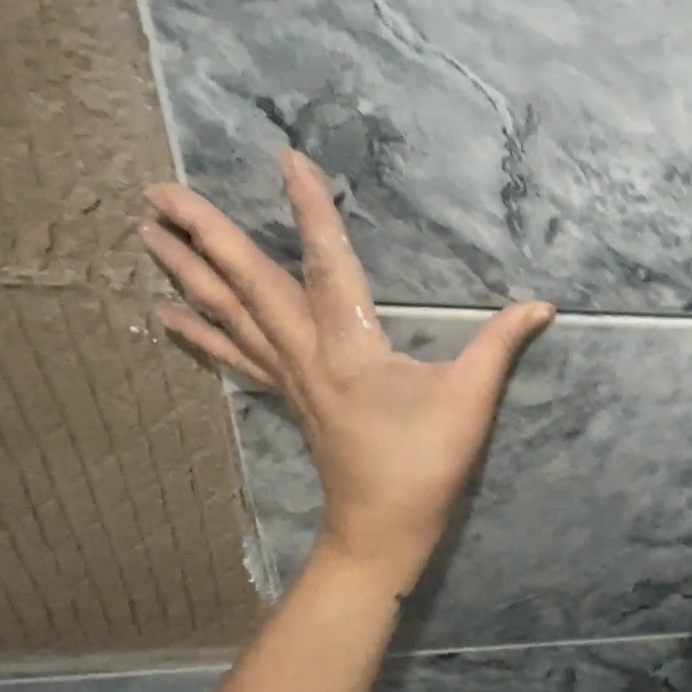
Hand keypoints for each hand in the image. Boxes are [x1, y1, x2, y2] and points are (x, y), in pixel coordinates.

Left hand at [139, 148, 553, 576]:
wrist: (380, 530)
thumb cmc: (427, 463)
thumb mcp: (472, 398)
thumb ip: (502, 343)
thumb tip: (544, 303)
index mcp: (351, 347)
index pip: (329, 262)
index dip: (311, 209)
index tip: (287, 160)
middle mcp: (307, 354)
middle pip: (249, 284)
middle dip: (205, 235)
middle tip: (160, 190)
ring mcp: (288, 377)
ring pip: (229, 315)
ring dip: (187, 271)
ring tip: (148, 230)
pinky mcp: (286, 395)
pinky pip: (233, 355)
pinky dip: (198, 330)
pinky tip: (165, 313)